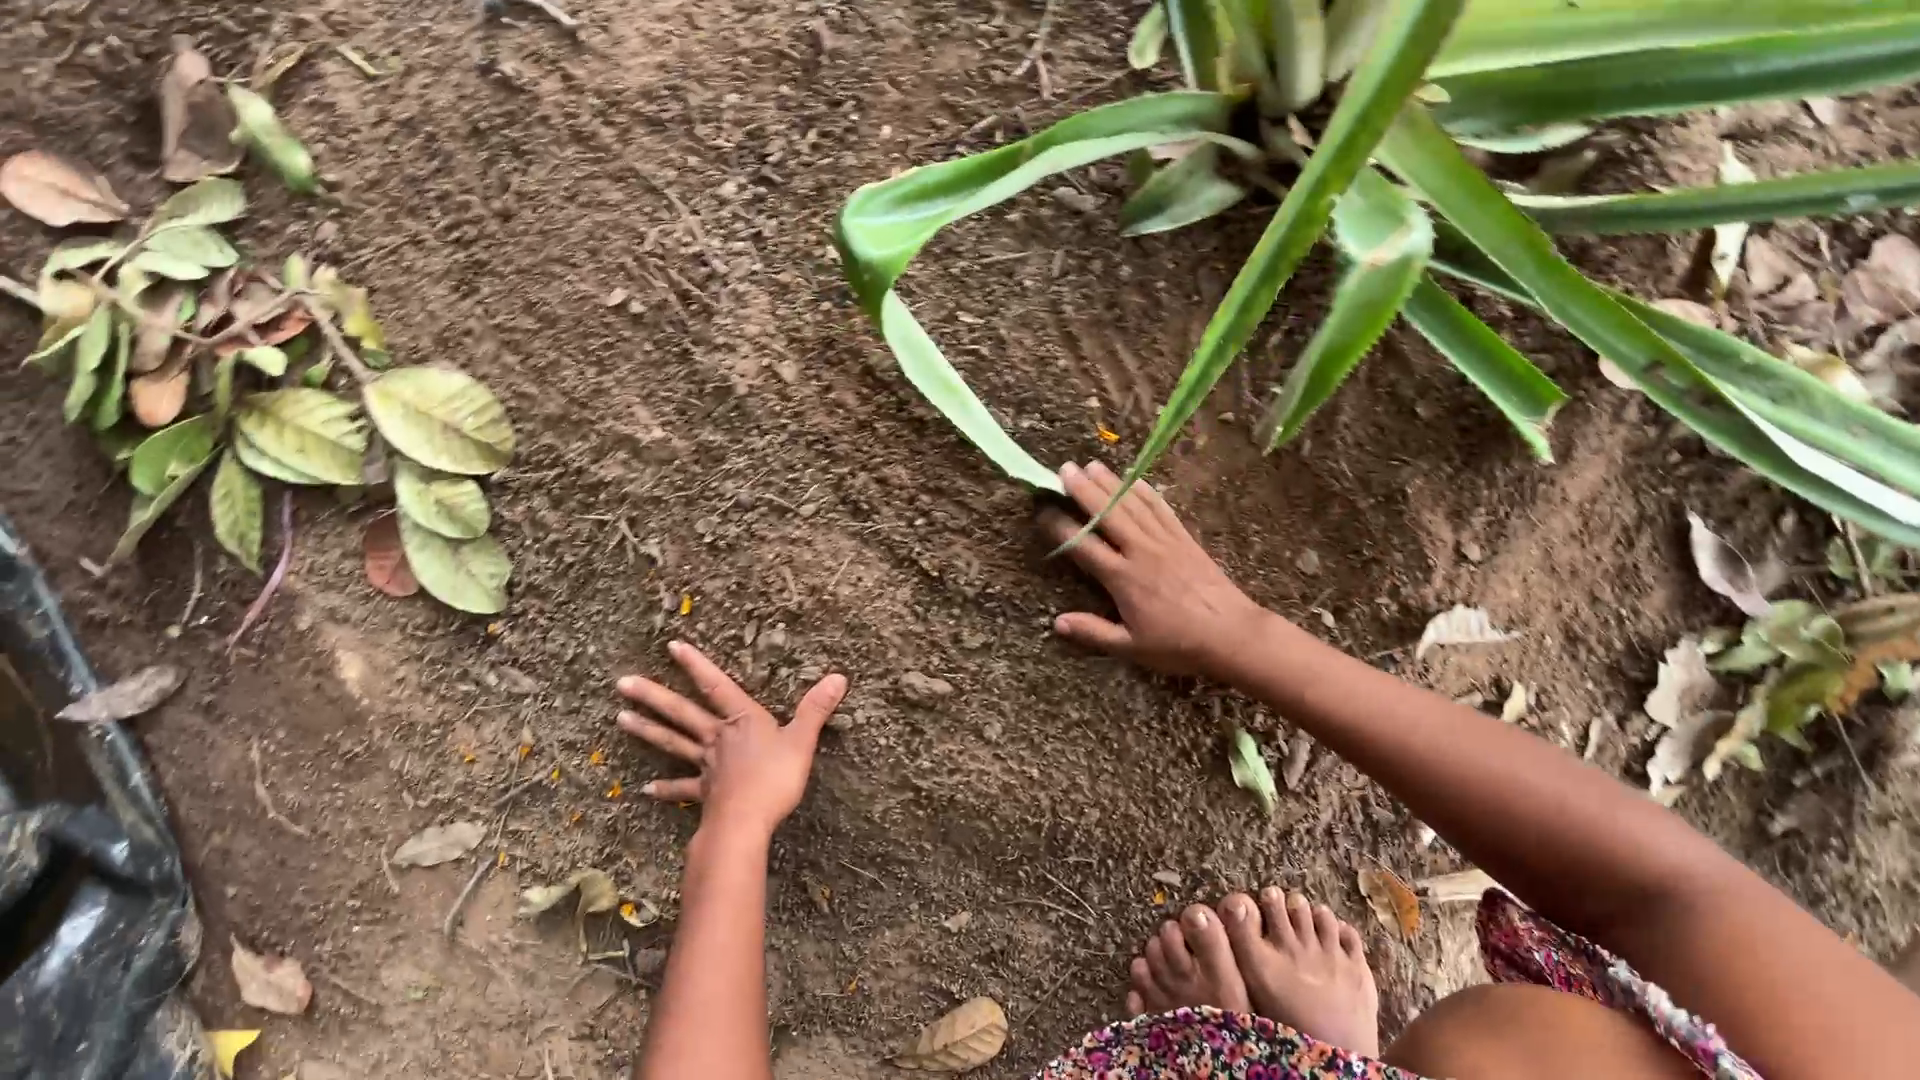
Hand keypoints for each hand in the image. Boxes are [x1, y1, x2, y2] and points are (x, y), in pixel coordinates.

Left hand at [616, 640, 848, 836]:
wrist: (745, 823)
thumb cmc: (774, 780)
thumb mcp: (802, 741)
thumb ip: (816, 709)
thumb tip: (839, 677)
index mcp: (742, 721)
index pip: (716, 686)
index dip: (696, 665)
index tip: (672, 646)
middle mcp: (718, 738)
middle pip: (681, 712)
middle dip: (653, 695)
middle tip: (622, 683)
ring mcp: (707, 765)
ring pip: (673, 743)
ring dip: (647, 730)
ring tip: (620, 718)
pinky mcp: (704, 792)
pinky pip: (682, 788)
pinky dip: (666, 788)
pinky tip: (646, 790)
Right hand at [1037, 461, 1269, 678]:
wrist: (1232, 634)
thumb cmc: (1178, 645)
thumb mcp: (1131, 647)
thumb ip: (1094, 632)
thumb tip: (1058, 623)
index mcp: (1123, 579)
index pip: (1084, 546)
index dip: (1061, 527)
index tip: (1043, 510)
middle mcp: (1141, 552)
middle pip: (1107, 514)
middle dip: (1083, 489)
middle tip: (1064, 469)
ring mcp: (1165, 542)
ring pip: (1132, 505)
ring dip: (1111, 483)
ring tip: (1092, 465)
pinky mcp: (1185, 539)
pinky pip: (1161, 509)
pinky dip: (1145, 492)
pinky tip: (1134, 480)